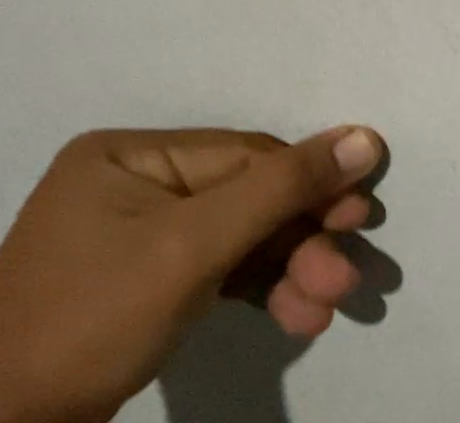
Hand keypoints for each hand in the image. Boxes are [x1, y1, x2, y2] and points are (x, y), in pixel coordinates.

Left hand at [0, 126, 385, 422]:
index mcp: (129, 157)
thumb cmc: (91, 321)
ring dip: (293, 272)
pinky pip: (226, 266)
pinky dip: (265, 290)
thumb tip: (368, 138)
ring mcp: (142, 232)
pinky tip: (297, 315)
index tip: (361, 219)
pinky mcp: (151, 277)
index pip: (251, 158)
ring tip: (325, 308)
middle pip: (254, 200)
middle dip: (302, 244)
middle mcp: (136, 183)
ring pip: (247, 237)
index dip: (312, 186)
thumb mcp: (194, 247)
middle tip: (344, 278)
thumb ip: (285, 187)